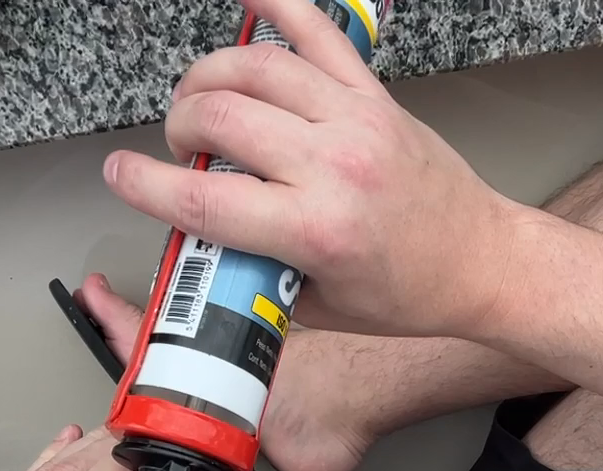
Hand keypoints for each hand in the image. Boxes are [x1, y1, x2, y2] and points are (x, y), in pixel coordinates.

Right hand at [102, 0, 520, 339]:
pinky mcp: (375, 99)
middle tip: (183, 151)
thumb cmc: (410, 294)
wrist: (480, 262)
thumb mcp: (323, 308)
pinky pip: (319, 32)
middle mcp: (332, 168)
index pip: (204, 202)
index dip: (146, 186)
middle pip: (219, 117)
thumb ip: (261, 275)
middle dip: (180, 129)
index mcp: (316, 233)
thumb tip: (213, 244)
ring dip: (209, 76)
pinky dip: (279, 6)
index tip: (121, 176)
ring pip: (255, 67)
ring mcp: (355, 122)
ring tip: (203, 101)